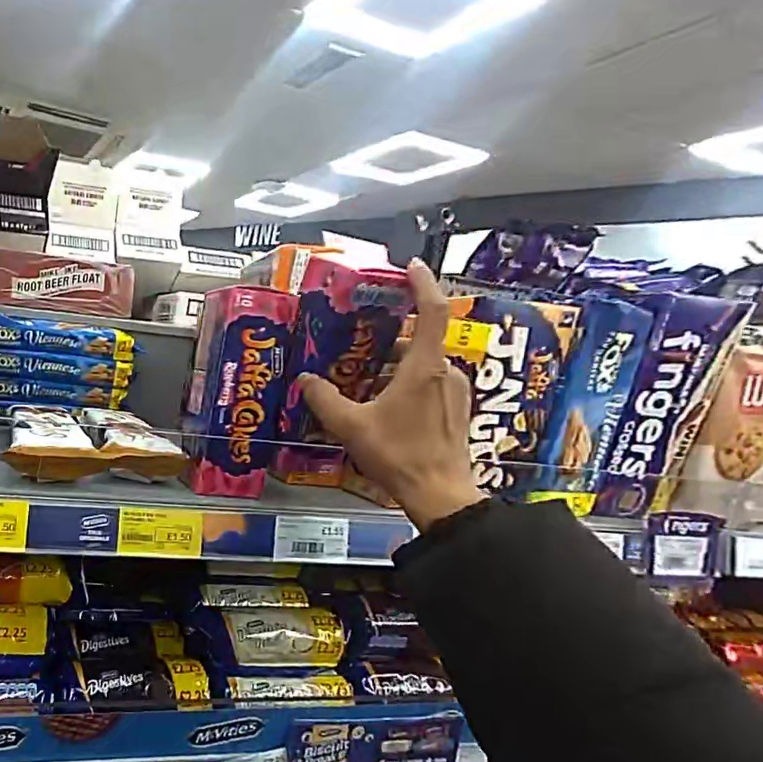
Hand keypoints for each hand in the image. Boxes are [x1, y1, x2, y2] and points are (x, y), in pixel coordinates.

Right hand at [298, 259, 485, 530]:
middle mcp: (446, 373)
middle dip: (390, 338)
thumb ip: (324, 399)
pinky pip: (430, 385)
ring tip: (362, 379)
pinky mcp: (456, 411)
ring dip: (395, 366)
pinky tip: (382, 406)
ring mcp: (455, 393)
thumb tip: (306, 379)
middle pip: (420, 341)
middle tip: (360, 342)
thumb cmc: (398, 455)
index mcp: (424, 368)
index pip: (432, 311)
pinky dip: (406, 385)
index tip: (409, 267)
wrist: (439, 494)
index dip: (422, 284)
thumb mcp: (350, 426)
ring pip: (424, 366)